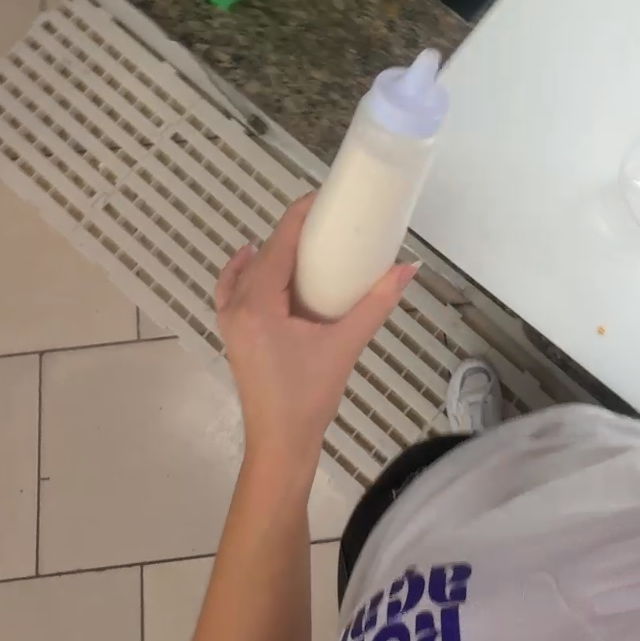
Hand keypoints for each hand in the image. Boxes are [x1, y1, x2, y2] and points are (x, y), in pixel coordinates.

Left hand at [214, 194, 417, 472]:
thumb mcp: (346, 345)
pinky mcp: (234, 333)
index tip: (327, 197)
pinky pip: (233, 288)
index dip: (301, 213)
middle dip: (293, 230)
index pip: (279, 241)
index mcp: (259, 302)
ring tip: (305, 242)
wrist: (281, 444)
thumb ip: (376, 304)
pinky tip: (256, 260)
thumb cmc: (310, 395)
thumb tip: (408, 268)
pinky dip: (244, 269)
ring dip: (273, 250)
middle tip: (329, 220)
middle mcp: (238, 304)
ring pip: (248, 269)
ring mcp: (231, 319)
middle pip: (265, 251)